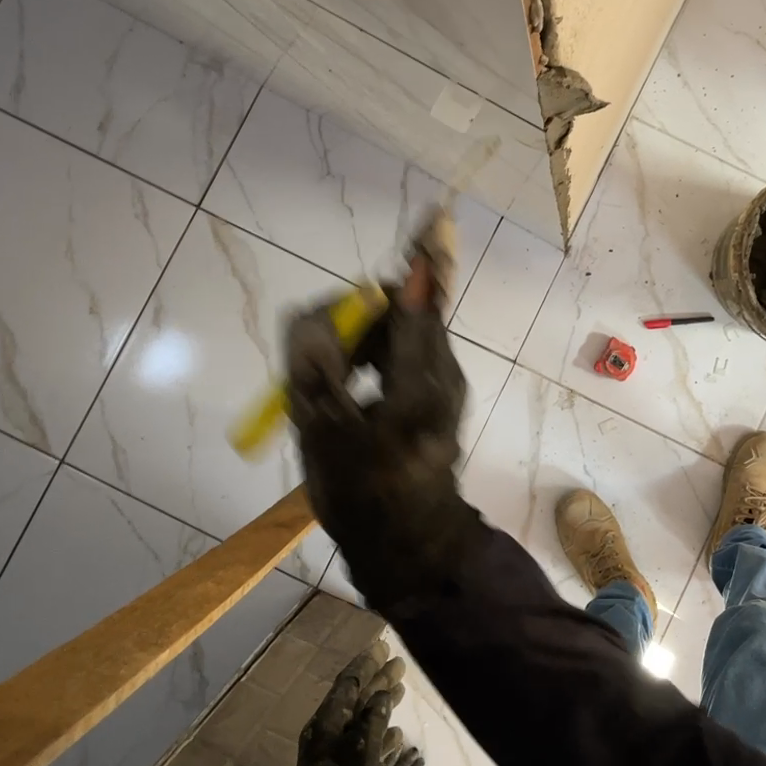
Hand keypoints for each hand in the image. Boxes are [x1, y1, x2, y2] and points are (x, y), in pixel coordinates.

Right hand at [285, 216, 477, 607]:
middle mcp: (445, 376)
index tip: (431, 218)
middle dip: (364, 314)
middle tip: (326, 352)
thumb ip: (317, 363)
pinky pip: (410, 356)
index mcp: (422, 383)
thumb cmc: (360, 495)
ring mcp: (448, 388)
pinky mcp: (443, 399)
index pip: (419, 304)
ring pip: (407, 335)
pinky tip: (354, 388)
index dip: (420, 260)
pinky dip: (379, 356)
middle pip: (410, 314)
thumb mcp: (321, 431)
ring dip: (368, 338)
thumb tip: (320, 310)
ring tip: (335, 381)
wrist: (407, 547)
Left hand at [296, 650, 424, 765]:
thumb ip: (373, 718)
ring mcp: (335, 759)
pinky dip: (382, 734)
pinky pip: (365, 746)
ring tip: (403, 689)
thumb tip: (383, 692)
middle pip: (355, 700)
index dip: (366, 663)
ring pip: (362, 722)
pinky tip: (398, 733)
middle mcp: (327, 738)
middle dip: (378, 680)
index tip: (384, 645)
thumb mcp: (361, 752)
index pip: (347, 683)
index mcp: (324, 726)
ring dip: (382, 704)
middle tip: (400, 664)